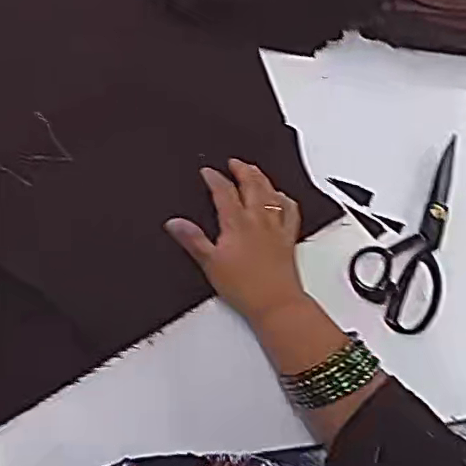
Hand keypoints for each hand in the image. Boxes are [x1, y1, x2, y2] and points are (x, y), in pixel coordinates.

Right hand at [165, 159, 307, 322]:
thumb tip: (175, 223)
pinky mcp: (288, 238)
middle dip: (242, 170)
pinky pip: (290, 211)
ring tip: (255, 171)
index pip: (224, 191)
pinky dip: (285, 199)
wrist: (276, 303)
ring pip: (270, 193)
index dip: (214, 178)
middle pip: (251, 184)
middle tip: (234, 162)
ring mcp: (276, 227)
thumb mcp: (210, 263)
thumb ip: (193, 240)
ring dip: (261, 178)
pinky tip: (282, 197)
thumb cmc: (245, 287)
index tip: (208, 172)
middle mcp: (258, 220)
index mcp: (237, 223)